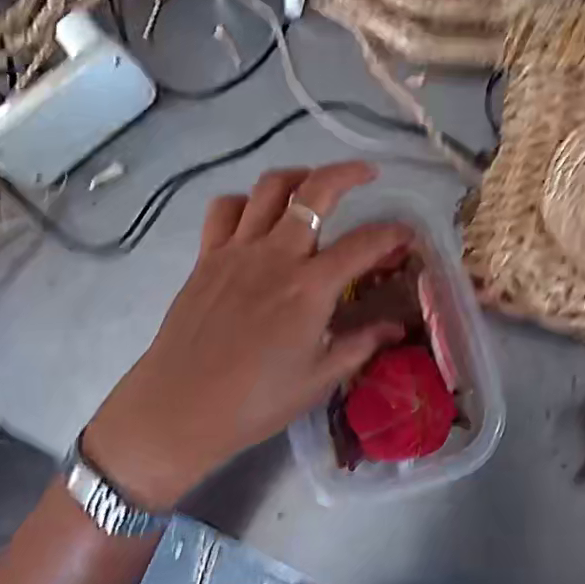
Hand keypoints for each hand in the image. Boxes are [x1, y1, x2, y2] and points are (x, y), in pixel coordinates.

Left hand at [83, 163, 412, 510]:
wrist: (177, 410)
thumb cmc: (255, 402)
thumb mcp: (318, 379)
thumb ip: (360, 344)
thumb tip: (395, 327)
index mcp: (310, 288)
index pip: (364, 244)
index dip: (392, 234)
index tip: (406, 234)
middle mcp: (276, 256)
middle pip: (314, 192)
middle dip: (347, 173)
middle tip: (367, 174)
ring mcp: (237, 251)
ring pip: (269, 188)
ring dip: (298, 176)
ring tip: (312, 184)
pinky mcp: (207, 257)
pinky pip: (225, 209)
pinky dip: (245, 201)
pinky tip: (257, 215)